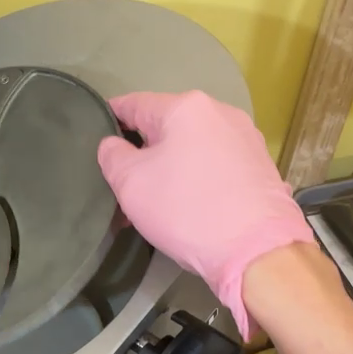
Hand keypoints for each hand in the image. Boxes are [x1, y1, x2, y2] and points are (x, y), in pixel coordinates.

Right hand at [96, 91, 315, 336]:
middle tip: (121, 184)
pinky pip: (214, 165)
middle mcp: (220, 112)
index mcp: (186, 107)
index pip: (133, 104)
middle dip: (141, 152)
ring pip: (190, 148)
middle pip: (165, 127)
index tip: (92, 135)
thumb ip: (112, 156)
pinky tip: (187, 206)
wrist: (256, 250)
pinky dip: (194, 180)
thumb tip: (112, 144)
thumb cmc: (186, 209)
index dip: (108, 118)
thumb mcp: (131, 184)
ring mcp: (245, 138)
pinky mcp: (260, 166)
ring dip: (168, 169)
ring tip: (153, 201)